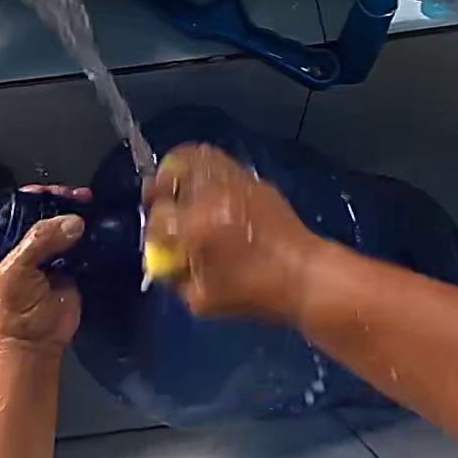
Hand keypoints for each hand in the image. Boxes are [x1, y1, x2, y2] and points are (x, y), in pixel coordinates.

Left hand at [0, 185, 87, 355]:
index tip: (56, 192)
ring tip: (93, 206)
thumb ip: (41, 240)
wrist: (32, 346)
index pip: (20, 209)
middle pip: (48, 214)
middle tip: (80, 197)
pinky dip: (93, 235)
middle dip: (63, 203)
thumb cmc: (13, 311)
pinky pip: (85, 246)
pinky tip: (101, 226)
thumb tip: (74, 221)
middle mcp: (28, 247)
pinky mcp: (74, 269)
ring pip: (68, 227)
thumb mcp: (18, 269)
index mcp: (5, 244)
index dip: (37, 196)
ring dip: (81, 216)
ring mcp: (52, 257)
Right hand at [142, 145, 327, 322]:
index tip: (159, 238)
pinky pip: (220, 164)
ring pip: (196, 157)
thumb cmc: (255, 293)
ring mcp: (237, 183)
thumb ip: (176, 277)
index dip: (153, 229)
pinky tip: (205, 190)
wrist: (305, 275)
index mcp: (200, 227)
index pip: (159, 218)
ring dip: (180, 172)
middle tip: (157, 197)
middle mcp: (216, 196)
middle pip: (173, 173)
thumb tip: (164, 257)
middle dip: (159, 187)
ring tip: (177, 185)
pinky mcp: (254, 181)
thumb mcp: (203, 300)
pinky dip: (205, 172)